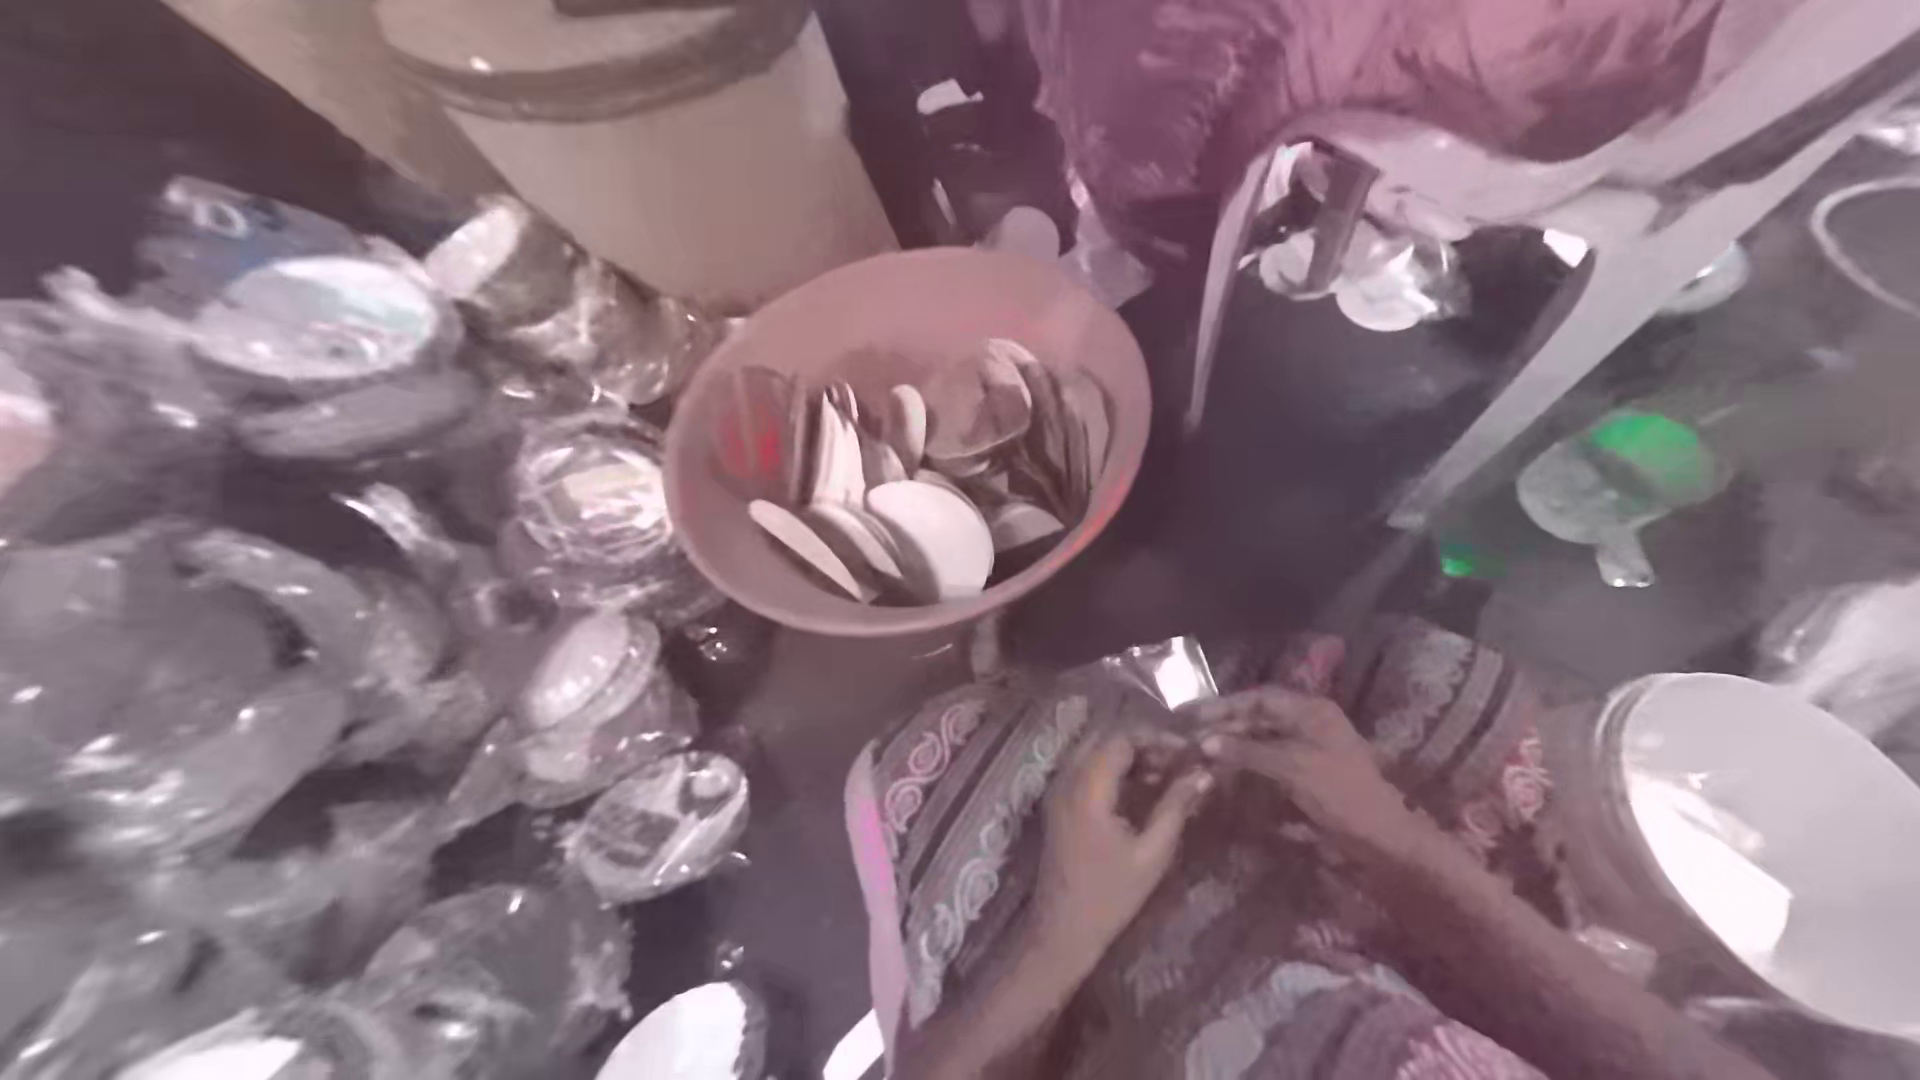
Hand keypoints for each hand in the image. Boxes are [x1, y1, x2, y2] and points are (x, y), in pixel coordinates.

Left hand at [1032, 728, 1211, 965]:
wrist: (1063, 929)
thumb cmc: (1111, 896)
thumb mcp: (1151, 854)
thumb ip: (1175, 807)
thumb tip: (1203, 774)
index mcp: (1087, 788)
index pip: (1120, 738)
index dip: (1155, 738)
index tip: (1186, 751)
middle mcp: (1066, 779)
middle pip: (1104, 737)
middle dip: (1141, 742)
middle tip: (1176, 761)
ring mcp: (1058, 788)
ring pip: (1092, 749)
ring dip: (1126, 753)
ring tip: (1163, 773)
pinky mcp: (1058, 800)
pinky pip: (1084, 766)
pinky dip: (1110, 766)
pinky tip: (1138, 786)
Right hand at [1182, 687, 1412, 850]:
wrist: (1384, 840)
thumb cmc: (1340, 794)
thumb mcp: (1291, 767)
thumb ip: (1246, 751)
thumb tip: (1204, 741)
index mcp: (1311, 711)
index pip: (1259, 698)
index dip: (1224, 704)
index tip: (1194, 714)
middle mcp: (1309, 722)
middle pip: (1258, 715)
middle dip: (1225, 723)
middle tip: (1191, 732)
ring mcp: (1308, 747)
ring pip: (1261, 736)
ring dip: (1233, 741)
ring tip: (1202, 748)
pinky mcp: (1306, 770)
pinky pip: (1269, 756)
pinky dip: (1246, 758)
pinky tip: (1225, 765)